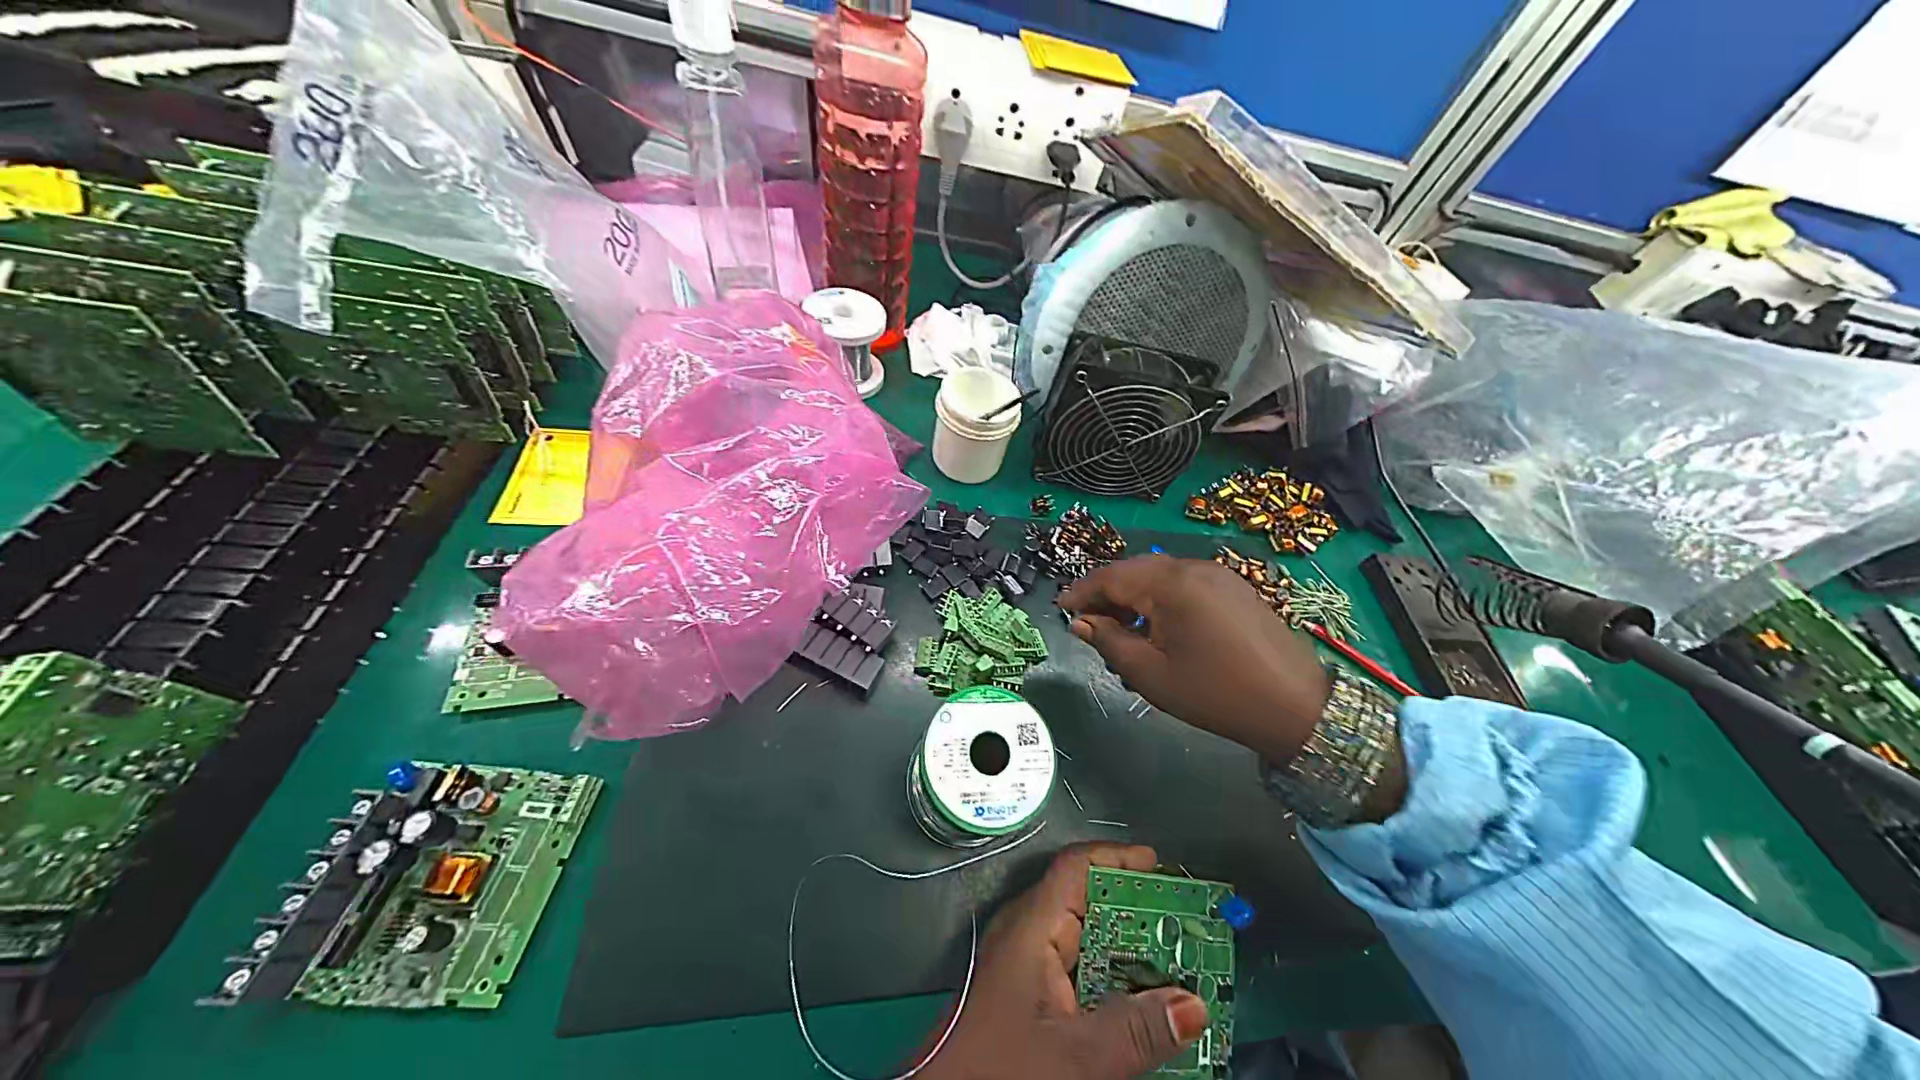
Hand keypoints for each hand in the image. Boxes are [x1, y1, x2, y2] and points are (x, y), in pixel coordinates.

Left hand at [917, 843, 1209, 1079]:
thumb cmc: (999, 1068)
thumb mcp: (1075, 1055)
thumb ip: (1136, 1029)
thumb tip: (1193, 1005)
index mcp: (1031, 926)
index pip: (1077, 867)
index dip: (1118, 858)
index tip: (1160, 868)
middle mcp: (1027, 933)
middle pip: (1087, 902)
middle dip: (1137, 912)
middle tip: (1185, 929)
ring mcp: (1025, 963)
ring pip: (1086, 941)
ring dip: (1129, 952)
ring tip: (1177, 969)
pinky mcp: (1026, 993)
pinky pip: (1077, 971)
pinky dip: (1111, 981)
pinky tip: (1141, 1007)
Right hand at [1059, 556, 1330, 764]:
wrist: (1296, 706)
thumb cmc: (1214, 693)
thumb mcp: (1150, 673)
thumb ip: (1109, 641)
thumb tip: (1081, 623)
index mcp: (1171, 584)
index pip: (1111, 576)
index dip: (1082, 592)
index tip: (1061, 610)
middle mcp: (1194, 568)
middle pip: (1135, 571)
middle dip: (1107, 594)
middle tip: (1087, 624)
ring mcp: (1219, 575)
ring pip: (1160, 577)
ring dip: (1134, 598)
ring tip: (1120, 631)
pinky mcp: (1235, 588)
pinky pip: (1184, 585)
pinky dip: (1160, 600)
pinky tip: (1156, 628)